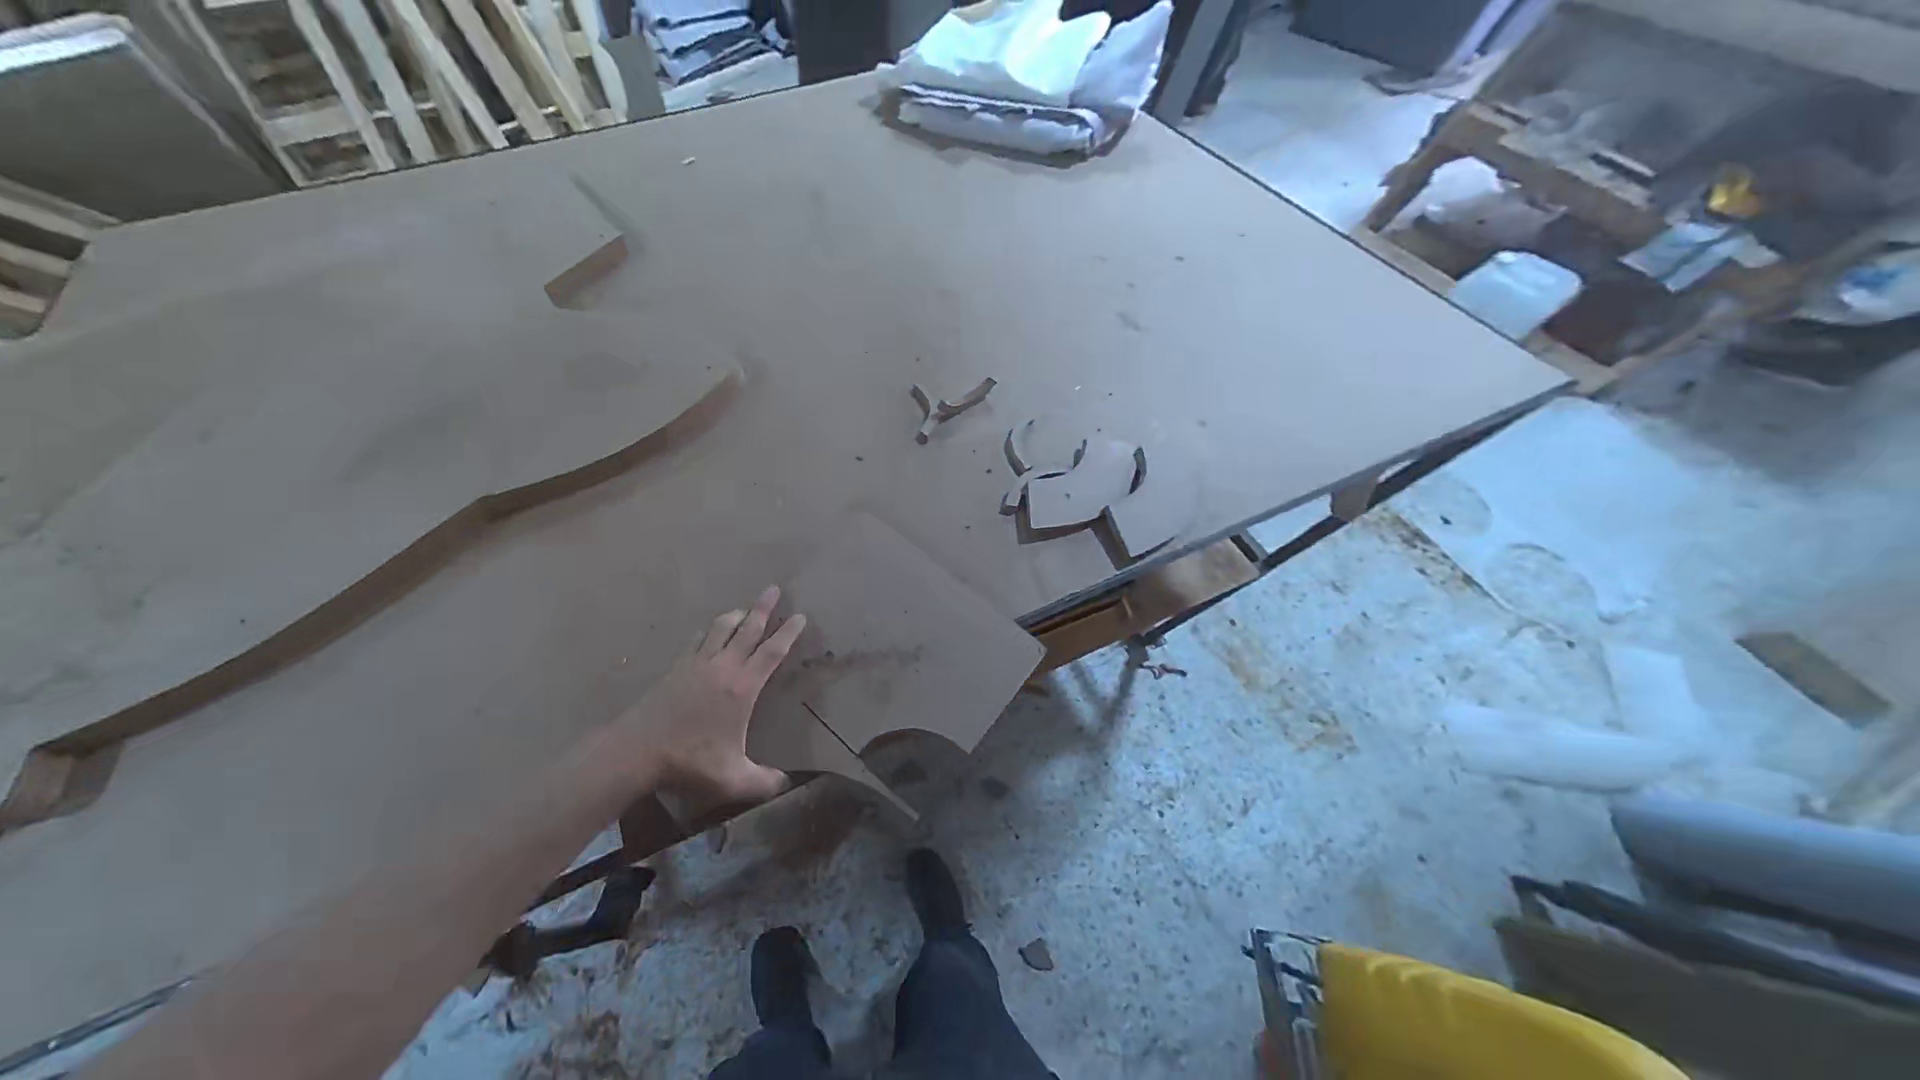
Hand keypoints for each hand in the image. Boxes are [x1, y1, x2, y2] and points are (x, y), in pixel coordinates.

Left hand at [616, 586, 804, 803]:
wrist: (637, 750)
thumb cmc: (689, 761)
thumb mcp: (733, 778)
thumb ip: (763, 782)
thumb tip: (787, 784)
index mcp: (742, 688)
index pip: (771, 652)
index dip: (788, 633)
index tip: (800, 617)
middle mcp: (723, 668)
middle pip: (747, 630)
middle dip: (764, 608)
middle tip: (774, 589)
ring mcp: (696, 665)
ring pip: (720, 629)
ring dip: (736, 615)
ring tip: (745, 609)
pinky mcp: (676, 668)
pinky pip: (696, 640)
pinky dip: (707, 631)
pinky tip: (708, 632)